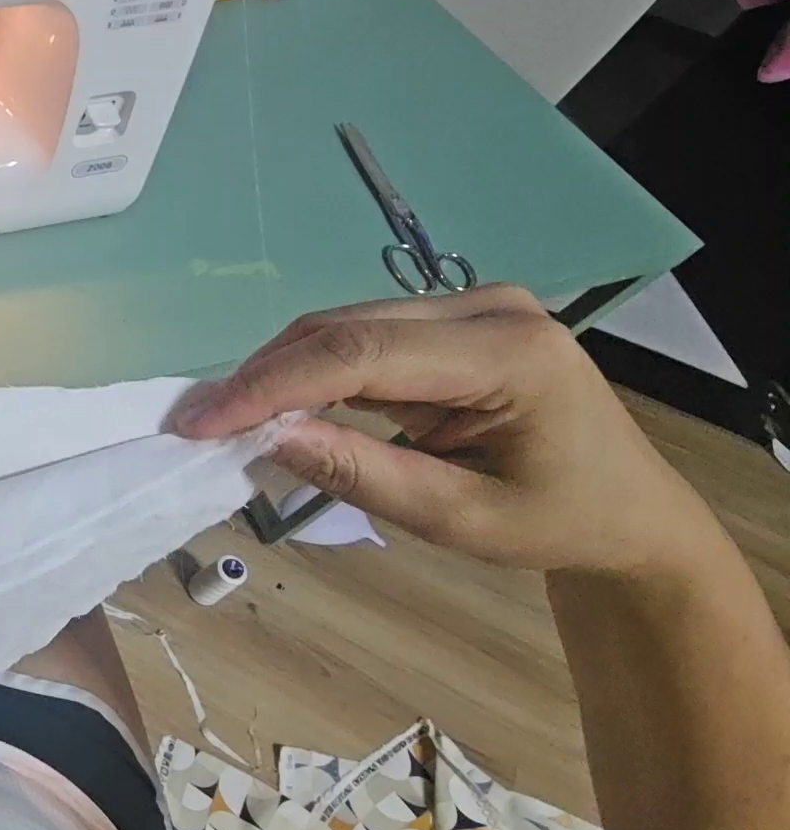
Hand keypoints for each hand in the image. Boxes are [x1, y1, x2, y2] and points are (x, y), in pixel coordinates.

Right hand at [172, 284, 728, 573]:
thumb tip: (265, 436)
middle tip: (199, 421)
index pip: (359, 353)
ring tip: (227, 416)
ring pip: (338, 325)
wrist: (630, 513)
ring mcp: (468, 307)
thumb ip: (359, 472)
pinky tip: (274, 403)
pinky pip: (354, 335)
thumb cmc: (555, 522)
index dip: (269, 385)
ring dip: (276, 371)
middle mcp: (488, 308)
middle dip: (261, 376)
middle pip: (341, 329)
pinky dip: (305, 370)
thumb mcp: (455, 516)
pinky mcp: (447, 321)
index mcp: (511, 353)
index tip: (200, 421)